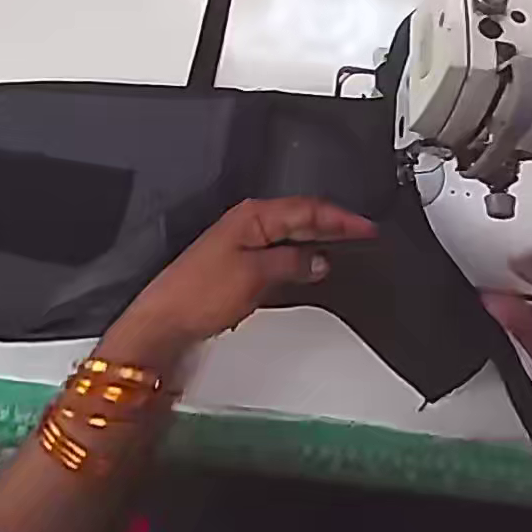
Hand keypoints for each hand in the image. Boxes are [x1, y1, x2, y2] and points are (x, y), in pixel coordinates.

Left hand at [99, 197, 377, 365]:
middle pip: (301, 217)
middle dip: (334, 225)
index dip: (340, 218)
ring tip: (349, 249)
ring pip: (294, 234)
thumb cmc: (200, 293)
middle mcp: (251, 223)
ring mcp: (247, 242)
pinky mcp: (243, 263)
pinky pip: (283, 252)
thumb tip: (321, 260)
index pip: (307, 209)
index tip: (367, 228)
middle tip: (365, 236)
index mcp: (253, 215)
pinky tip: (314, 268)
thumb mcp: (254, 275)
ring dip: (320, 240)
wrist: (164, 323)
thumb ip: (292, 263)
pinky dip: (303, 257)